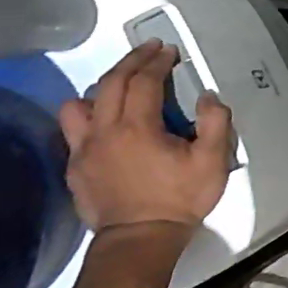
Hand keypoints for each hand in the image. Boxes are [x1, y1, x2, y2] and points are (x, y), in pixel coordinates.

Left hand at [57, 40, 234, 232]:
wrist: (141, 237)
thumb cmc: (181, 197)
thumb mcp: (213, 160)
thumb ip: (215, 123)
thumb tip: (207, 97)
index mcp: (137, 127)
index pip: (144, 82)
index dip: (157, 62)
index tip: (169, 51)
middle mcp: (103, 131)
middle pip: (110, 84)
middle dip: (131, 62)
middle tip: (149, 50)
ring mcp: (83, 148)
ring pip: (79, 103)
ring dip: (101, 86)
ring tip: (121, 85)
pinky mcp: (75, 165)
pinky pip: (73, 128)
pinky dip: (89, 113)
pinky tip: (106, 119)